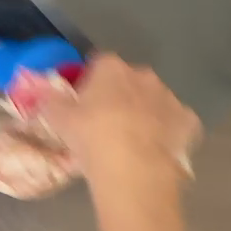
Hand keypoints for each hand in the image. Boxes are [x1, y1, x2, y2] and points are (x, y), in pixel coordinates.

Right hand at [37, 54, 200, 194]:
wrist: (134, 168)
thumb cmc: (90, 135)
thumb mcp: (56, 117)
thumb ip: (49, 99)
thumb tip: (41, 91)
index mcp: (111, 69)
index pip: (98, 63)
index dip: (88, 79)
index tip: (80, 98)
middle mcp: (144, 76)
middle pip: (128, 79)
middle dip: (117, 93)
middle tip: (102, 119)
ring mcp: (170, 98)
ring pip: (152, 100)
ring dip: (141, 111)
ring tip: (126, 137)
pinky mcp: (188, 122)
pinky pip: (172, 121)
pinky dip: (163, 130)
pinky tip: (151, 147)